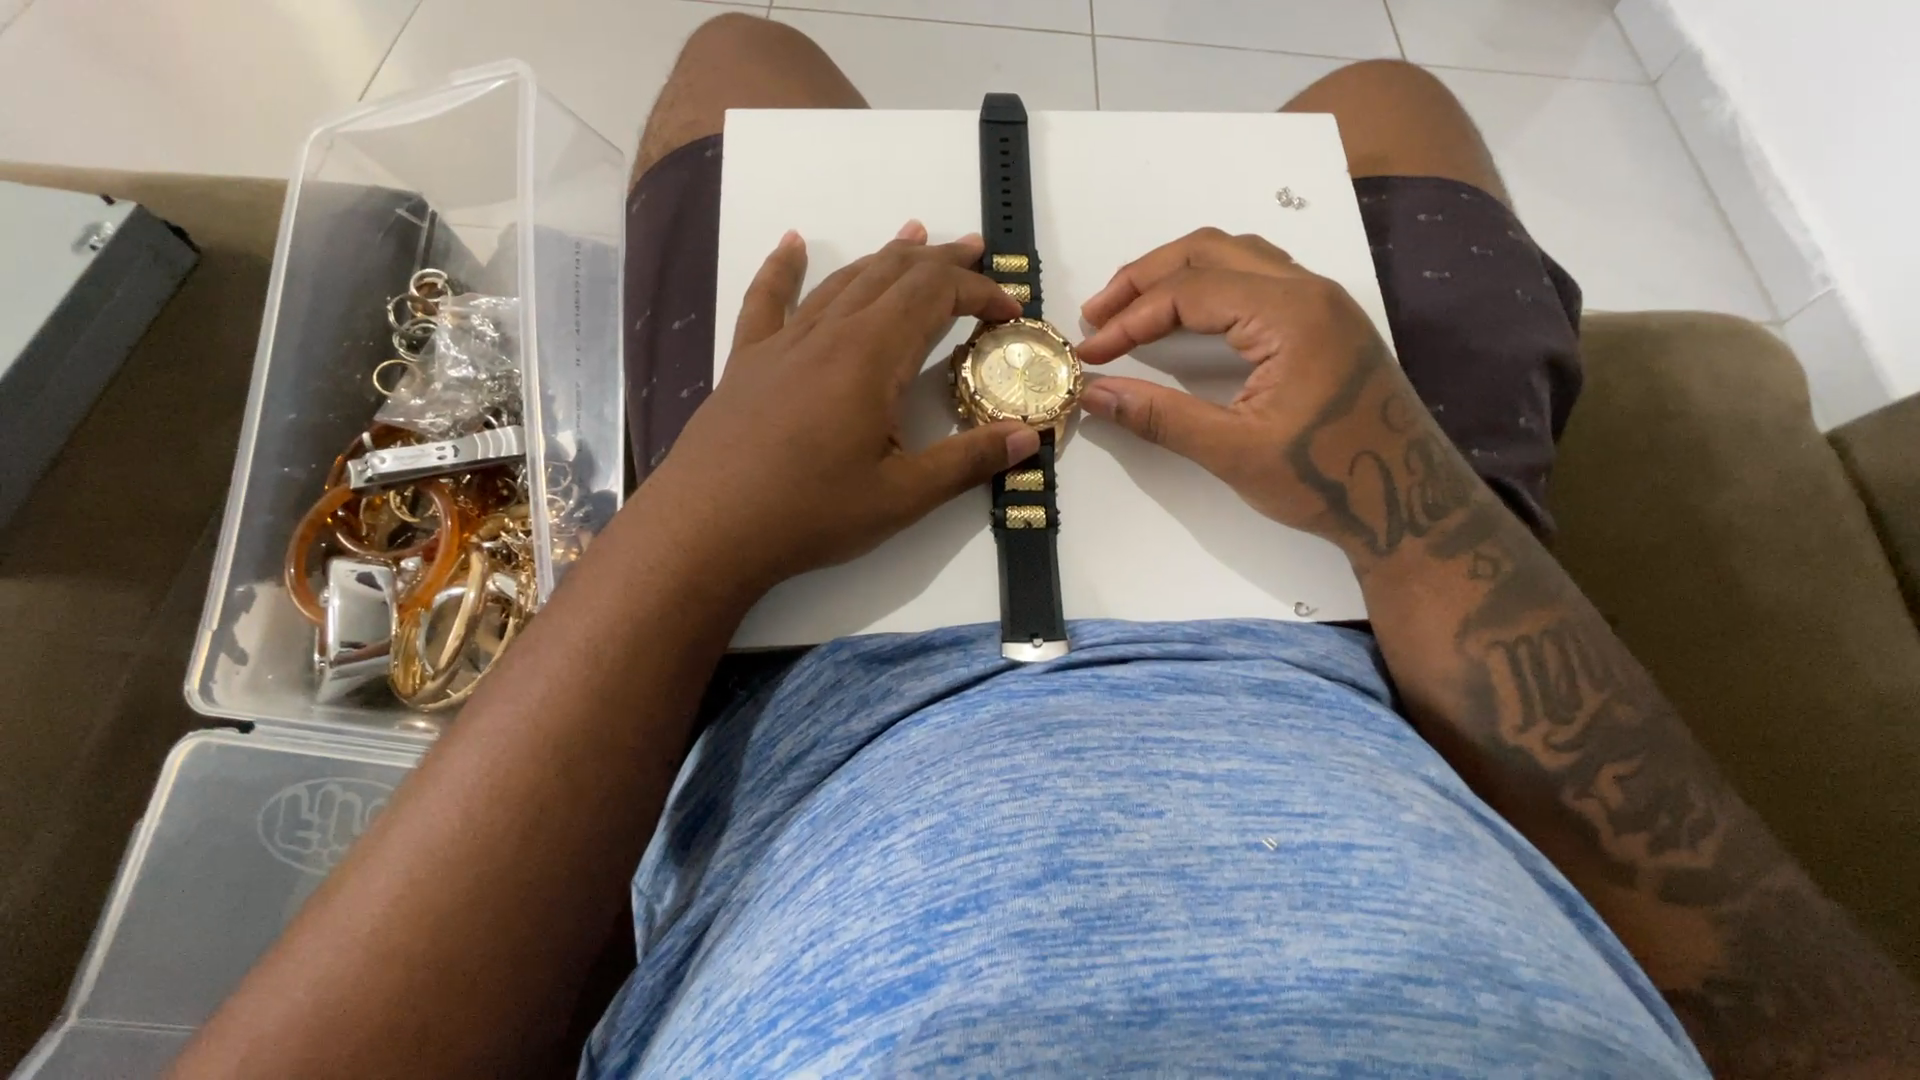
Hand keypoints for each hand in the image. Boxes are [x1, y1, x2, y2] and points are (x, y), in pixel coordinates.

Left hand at [639, 223, 1041, 591]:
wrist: (707, 529)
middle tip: (974, 252)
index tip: (1010, 310)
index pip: (935, 296)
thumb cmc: (809, 515)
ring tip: (912, 236)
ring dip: (883, 256)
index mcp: (871, 357)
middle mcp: (828, 334)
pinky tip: (792, 243)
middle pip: (891, 275)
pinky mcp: (746, 362)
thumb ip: (968, 461)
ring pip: (841, 281)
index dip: (978, 293)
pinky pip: (768, 299)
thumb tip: (1029, 437)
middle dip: (939, 261)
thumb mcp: (902, 496)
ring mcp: (782, 343)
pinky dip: (785, 267)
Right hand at [1076, 228, 1475, 564]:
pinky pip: (1255, 276)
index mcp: (1290, 313)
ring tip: (1130, 308)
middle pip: (1209, 251)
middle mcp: (1308, 290)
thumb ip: (1159, 417)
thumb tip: (1093, 394)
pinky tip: (1185, 314)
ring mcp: (1320, 302)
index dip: (1130, 318)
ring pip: (1235, 256)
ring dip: (1176, 274)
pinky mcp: (1322, 321)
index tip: (1090, 352)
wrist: (1406, 500)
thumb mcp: (1233, 452)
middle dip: (1144, 278)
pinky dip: (1208, 284)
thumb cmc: (1325, 478)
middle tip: (1098, 313)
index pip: (1190, 291)